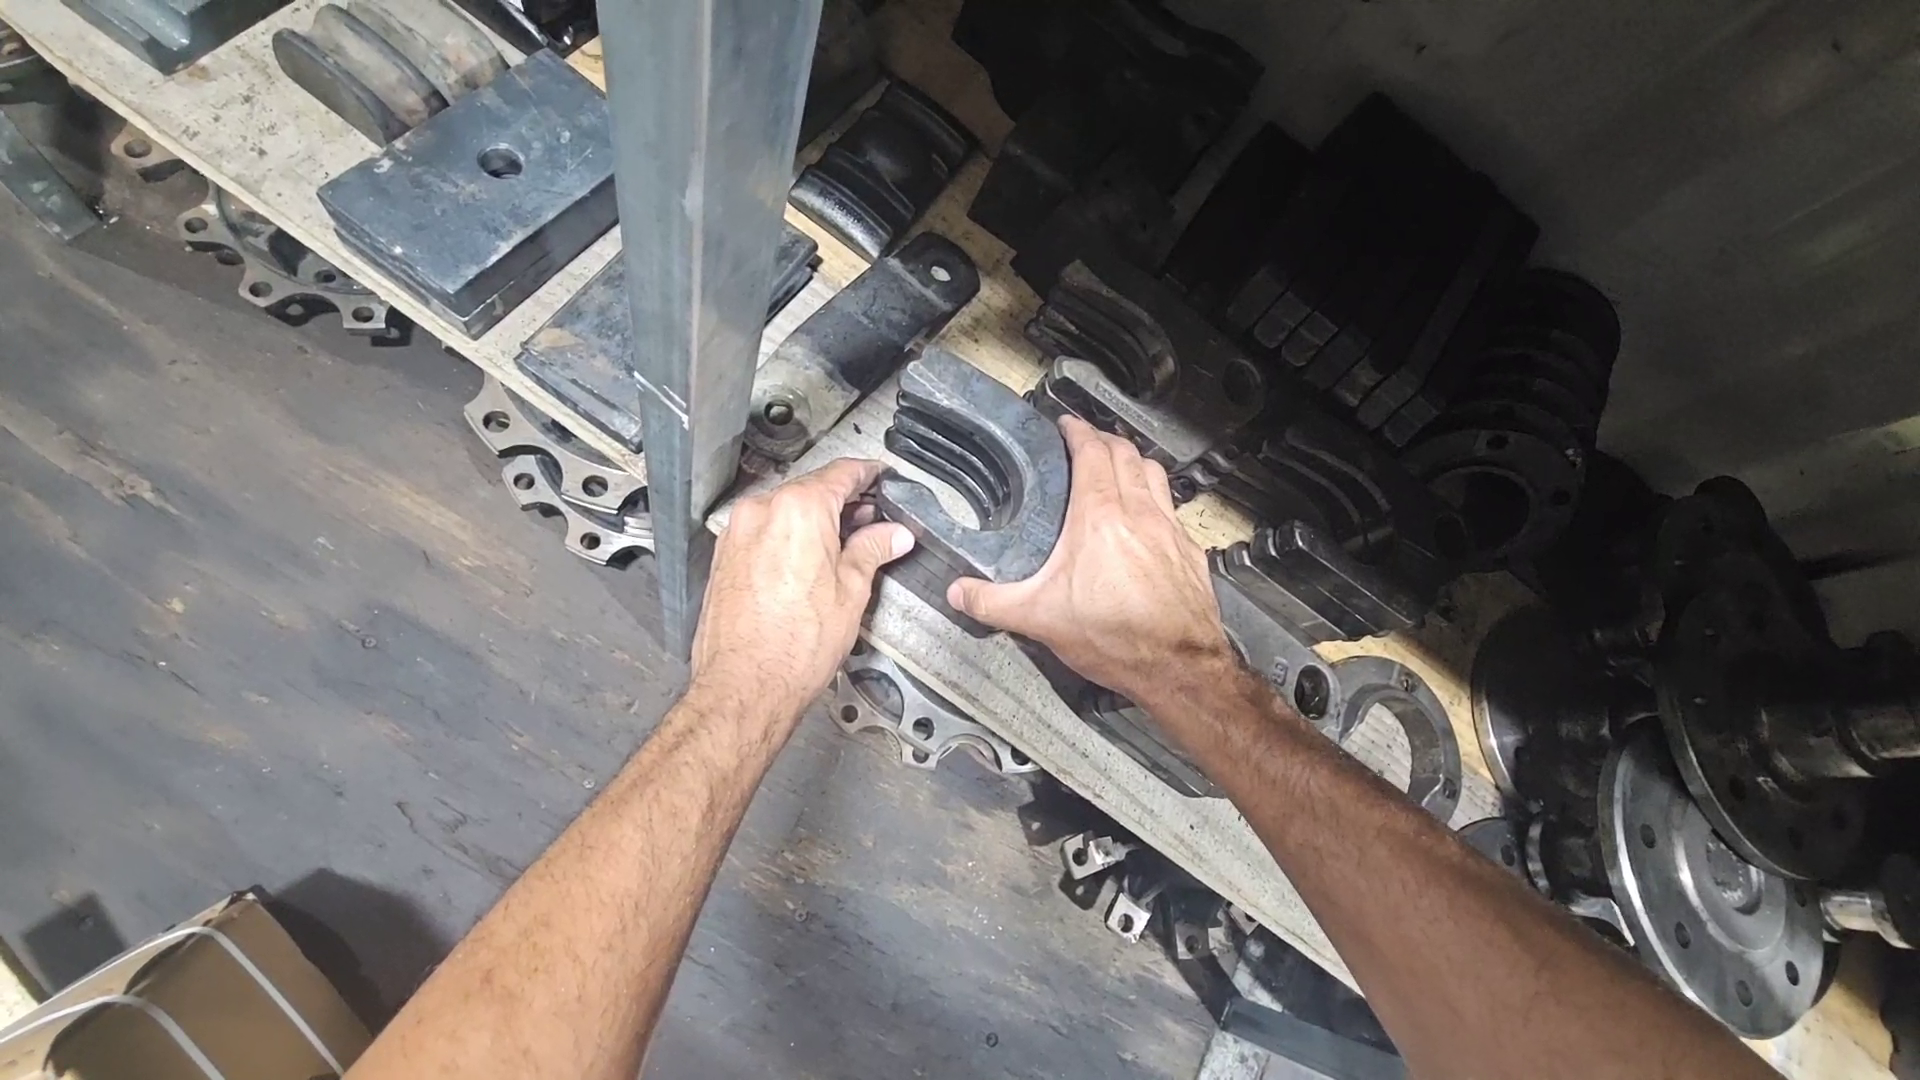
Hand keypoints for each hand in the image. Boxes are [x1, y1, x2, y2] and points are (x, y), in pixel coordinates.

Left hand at [692, 458, 913, 722]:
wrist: (745, 685)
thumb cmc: (794, 647)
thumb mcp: (851, 592)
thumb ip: (872, 551)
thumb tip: (892, 535)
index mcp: (799, 509)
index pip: (841, 473)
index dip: (867, 473)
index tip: (879, 476)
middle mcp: (763, 511)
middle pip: (811, 489)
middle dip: (843, 502)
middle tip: (871, 518)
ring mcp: (738, 533)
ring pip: (785, 510)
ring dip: (814, 520)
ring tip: (842, 545)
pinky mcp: (725, 556)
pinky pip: (764, 531)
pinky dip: (788, 536)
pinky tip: (806, 561)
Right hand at [946, 416, 1233, 708]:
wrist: (1177, 667)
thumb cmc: (1116, 637)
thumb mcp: (1039, 619)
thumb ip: (992, 602)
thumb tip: (959, 592)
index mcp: (1100, 517)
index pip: (1092, 453)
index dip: (1079, 431)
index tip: (1068, 425)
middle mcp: (1139, 513)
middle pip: (1127, 454)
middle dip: (1105, 440)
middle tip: (1088, 442)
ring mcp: (1170, 530)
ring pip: (1155, 474)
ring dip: (1135, 462)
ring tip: (1118, 467)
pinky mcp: (1189, 552)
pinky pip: (1173, 509)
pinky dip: (1157, 499)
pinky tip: (1146, 518)